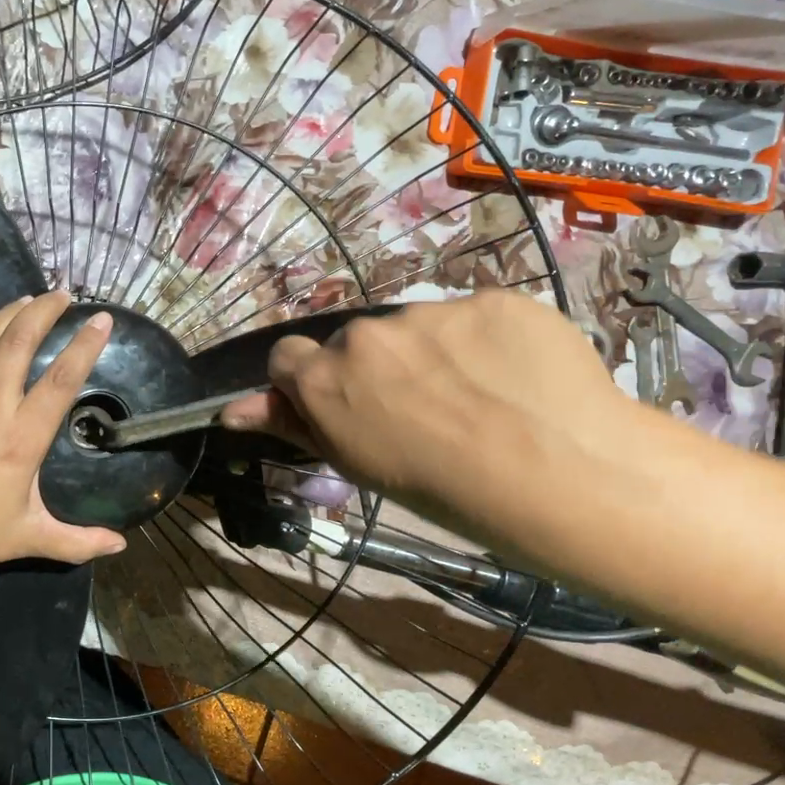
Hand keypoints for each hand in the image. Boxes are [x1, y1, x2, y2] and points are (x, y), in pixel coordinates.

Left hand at [0, 291, 126, 587]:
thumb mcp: (29, 539)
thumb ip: (78, 541)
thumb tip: (119, 546)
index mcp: (22, 438)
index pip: (62, 378)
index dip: (86, 344)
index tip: (102, 318)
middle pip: (19, 339)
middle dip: (43, 309)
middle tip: (62, 296)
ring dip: (5, 316)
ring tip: (23, 302)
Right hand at [217, 291, 628, 525]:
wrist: (556, 470)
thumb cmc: (438, 486)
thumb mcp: (353, 462)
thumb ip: (290, 425)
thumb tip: (228, 412)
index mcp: (323, 375)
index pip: (287, 356)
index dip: (310, 380)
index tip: (342, 405)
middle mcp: (366, 334)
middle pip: (356, 341)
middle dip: (376, 367)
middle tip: (418, 411)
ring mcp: (432, 311)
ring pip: (418, 327)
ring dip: (432, 352)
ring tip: (478, 397)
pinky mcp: (495, 298)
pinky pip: (476, 316)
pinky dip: (487, 342)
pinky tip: (516, 379)